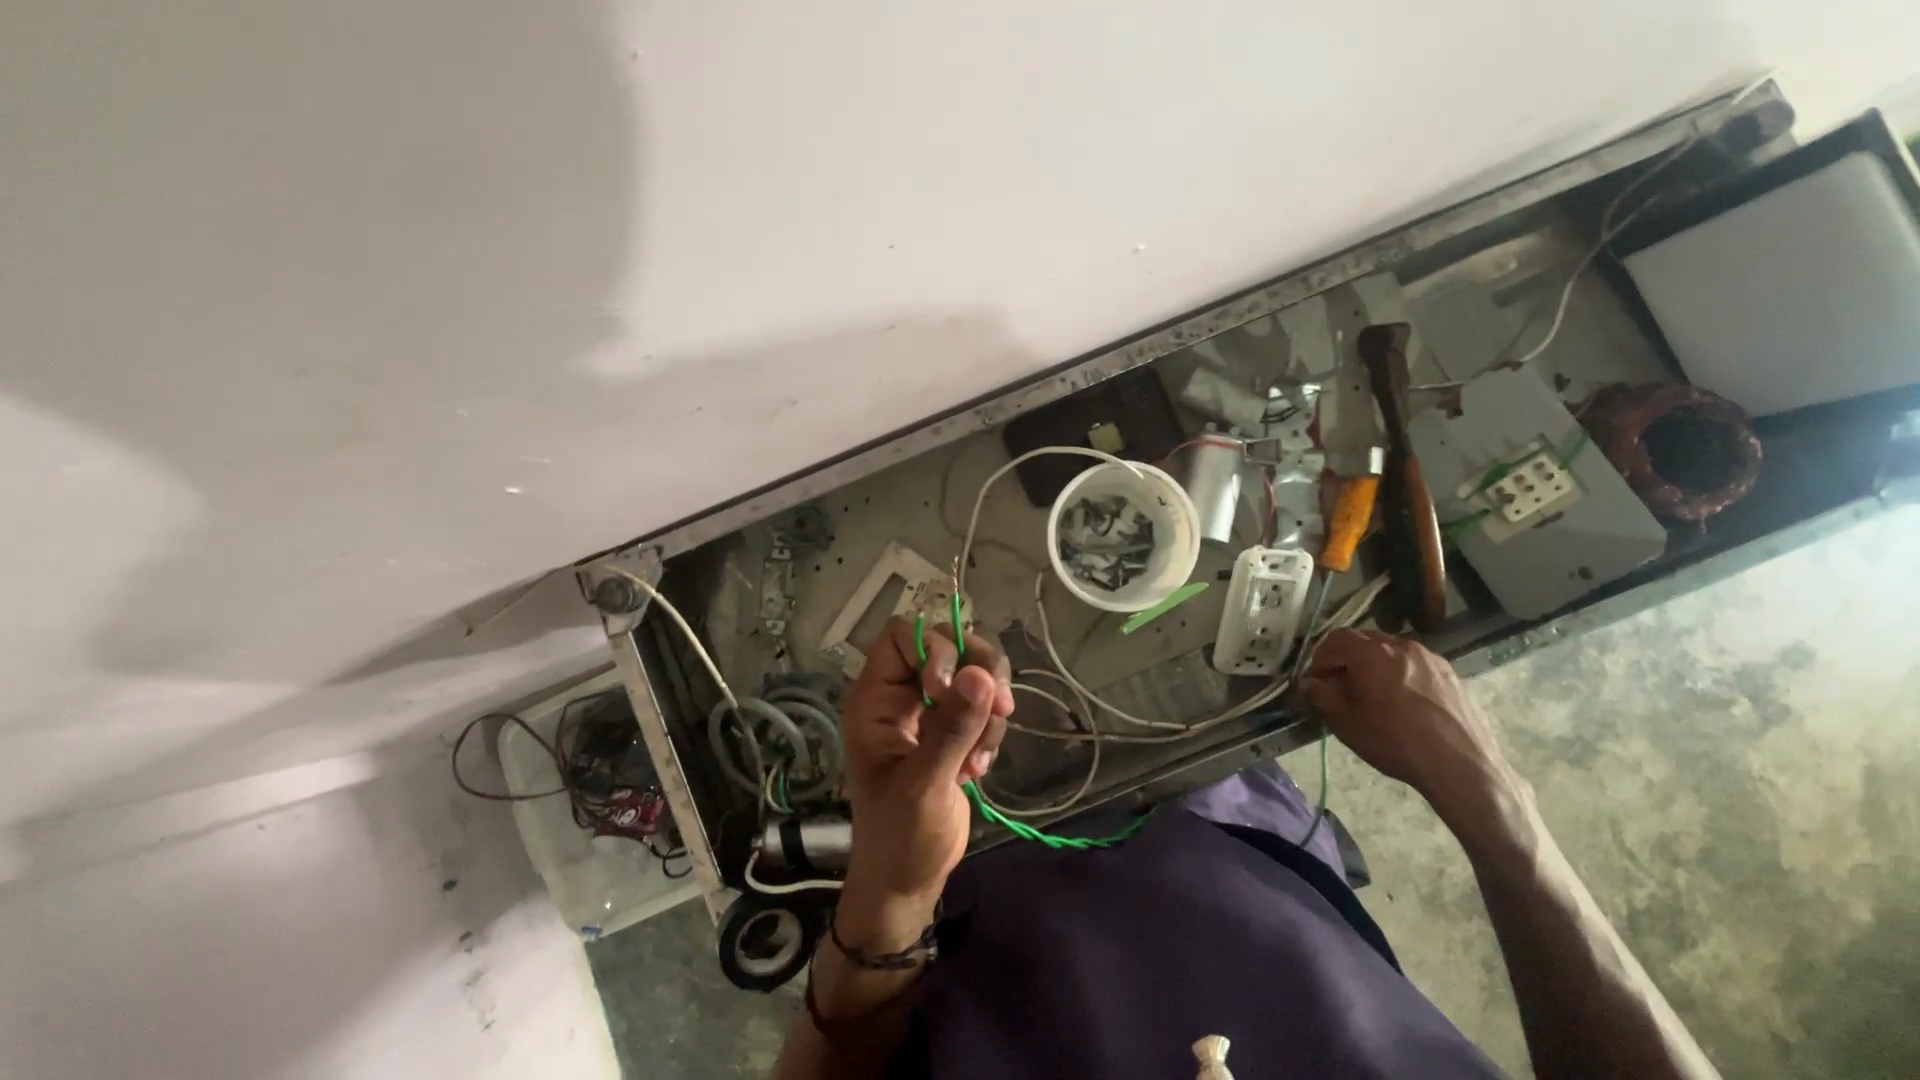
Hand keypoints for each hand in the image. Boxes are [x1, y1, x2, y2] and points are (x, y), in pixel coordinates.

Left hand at [838, 617, 1012, 907]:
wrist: (909, 881)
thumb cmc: (900, 837)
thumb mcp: (924, 785)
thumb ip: (951, 729)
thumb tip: (981, 675)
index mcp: (874, 699)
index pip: (901, 635)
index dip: (932, 649)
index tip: (947, 689)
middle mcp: (900, 696)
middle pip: (947, 644)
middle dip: (979, 673)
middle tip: (1000, 709)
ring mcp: (928, 712)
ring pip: (972, 673)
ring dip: (988, 709)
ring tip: (978, 758)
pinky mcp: (952, 731)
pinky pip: (982, 705)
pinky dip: (989, 731)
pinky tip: (977, 770)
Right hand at [1297, 629, 1523, 819]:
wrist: (1460, 764)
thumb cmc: (1394, 741)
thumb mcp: (1345, 722)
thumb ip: (1321, 696)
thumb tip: (1308, 683)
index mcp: (1372, 653)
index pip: (1336, 639)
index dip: (1321, 657)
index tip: (1317, 681)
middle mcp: (1402, 645)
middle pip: (1365, 641)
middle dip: (1348, 659)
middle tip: (1341, 687)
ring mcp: (1430, 658)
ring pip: (1392, 651)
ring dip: (1375, 665)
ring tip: (1374, 695)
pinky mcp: (1451, 673)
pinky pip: (1415, 664)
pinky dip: (1400, 674)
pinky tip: (1404, 703)